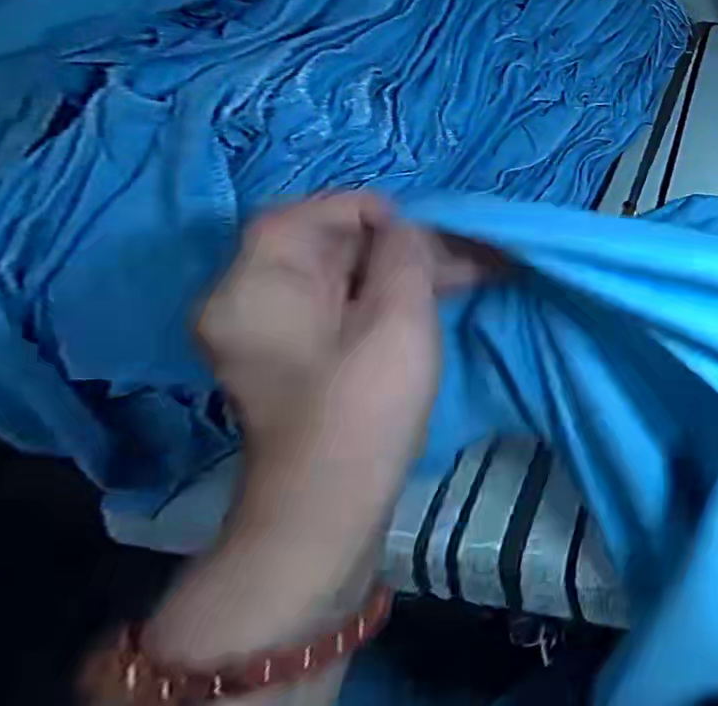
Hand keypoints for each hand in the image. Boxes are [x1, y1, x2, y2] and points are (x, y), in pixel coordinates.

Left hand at [138, 194, 496, 690]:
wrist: (330, 506)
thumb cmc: (363, 405)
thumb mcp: (397, 318)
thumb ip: (403, 257)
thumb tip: (405, 229)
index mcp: (254, 289)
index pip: (298, 217)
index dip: (361, 211)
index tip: (419, 230)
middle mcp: (248, 303)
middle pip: (323, 246)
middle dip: (397, 242)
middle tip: (461, 252)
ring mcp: (272, 332)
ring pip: (341, 275)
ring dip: (402, 268)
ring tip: (468, 272)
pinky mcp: (298, 355)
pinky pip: (343, 303)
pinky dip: (388, 294)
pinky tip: (438, 296)